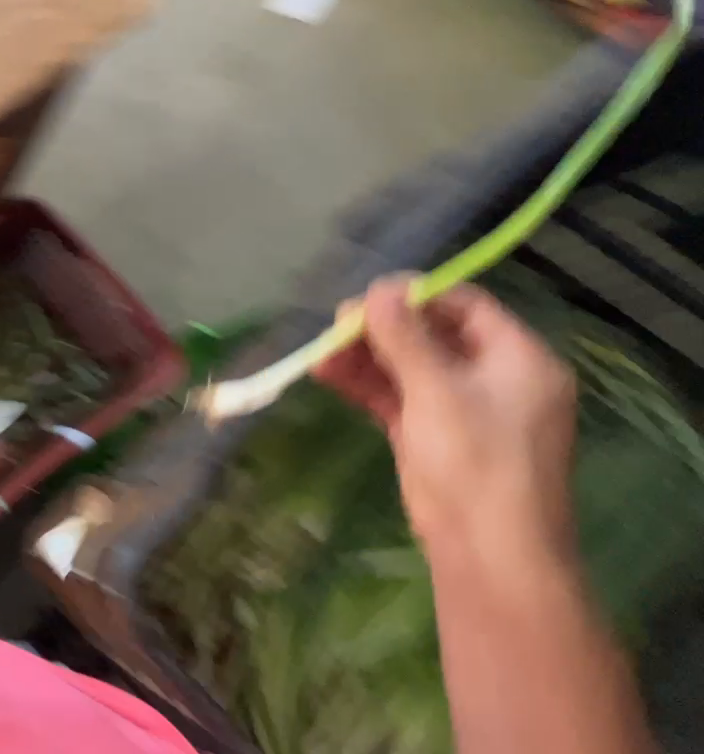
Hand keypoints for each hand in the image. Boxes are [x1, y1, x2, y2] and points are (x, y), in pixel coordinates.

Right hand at [314, 277, 577, 567]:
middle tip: (335, 327)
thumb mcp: (437, 391)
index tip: (366, 297)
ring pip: (402, 362)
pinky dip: (359, 381)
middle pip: (428, 332)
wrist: (484, 546)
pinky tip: (323, 373)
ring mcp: (456, 403)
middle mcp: (489, 376)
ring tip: (318, 355)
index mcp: (516, 360)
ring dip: (360, 356)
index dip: (417, 296)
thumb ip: (405, 337)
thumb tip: (378, 289)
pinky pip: (390, 391)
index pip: (466, 305)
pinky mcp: (426, 427)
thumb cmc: (475, 460)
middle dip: (378, 328)